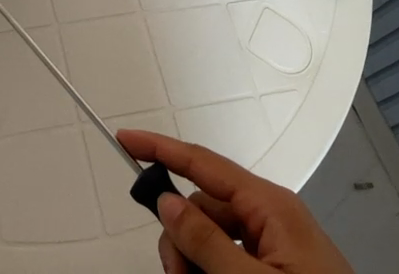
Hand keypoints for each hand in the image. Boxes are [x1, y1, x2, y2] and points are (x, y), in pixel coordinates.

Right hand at [119, 130, 353, 273]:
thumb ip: (206, 242)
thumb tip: (168, 201)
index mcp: (270, 206)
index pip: (202, 162)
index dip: (160, 148)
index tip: (124, 138)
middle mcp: (271, 217)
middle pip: (201, 209)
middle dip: (180, 241)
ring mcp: (274, 246)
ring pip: (209, 239)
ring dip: (193, 265)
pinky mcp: (274, 271)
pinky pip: (227, 260)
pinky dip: (210, 273)